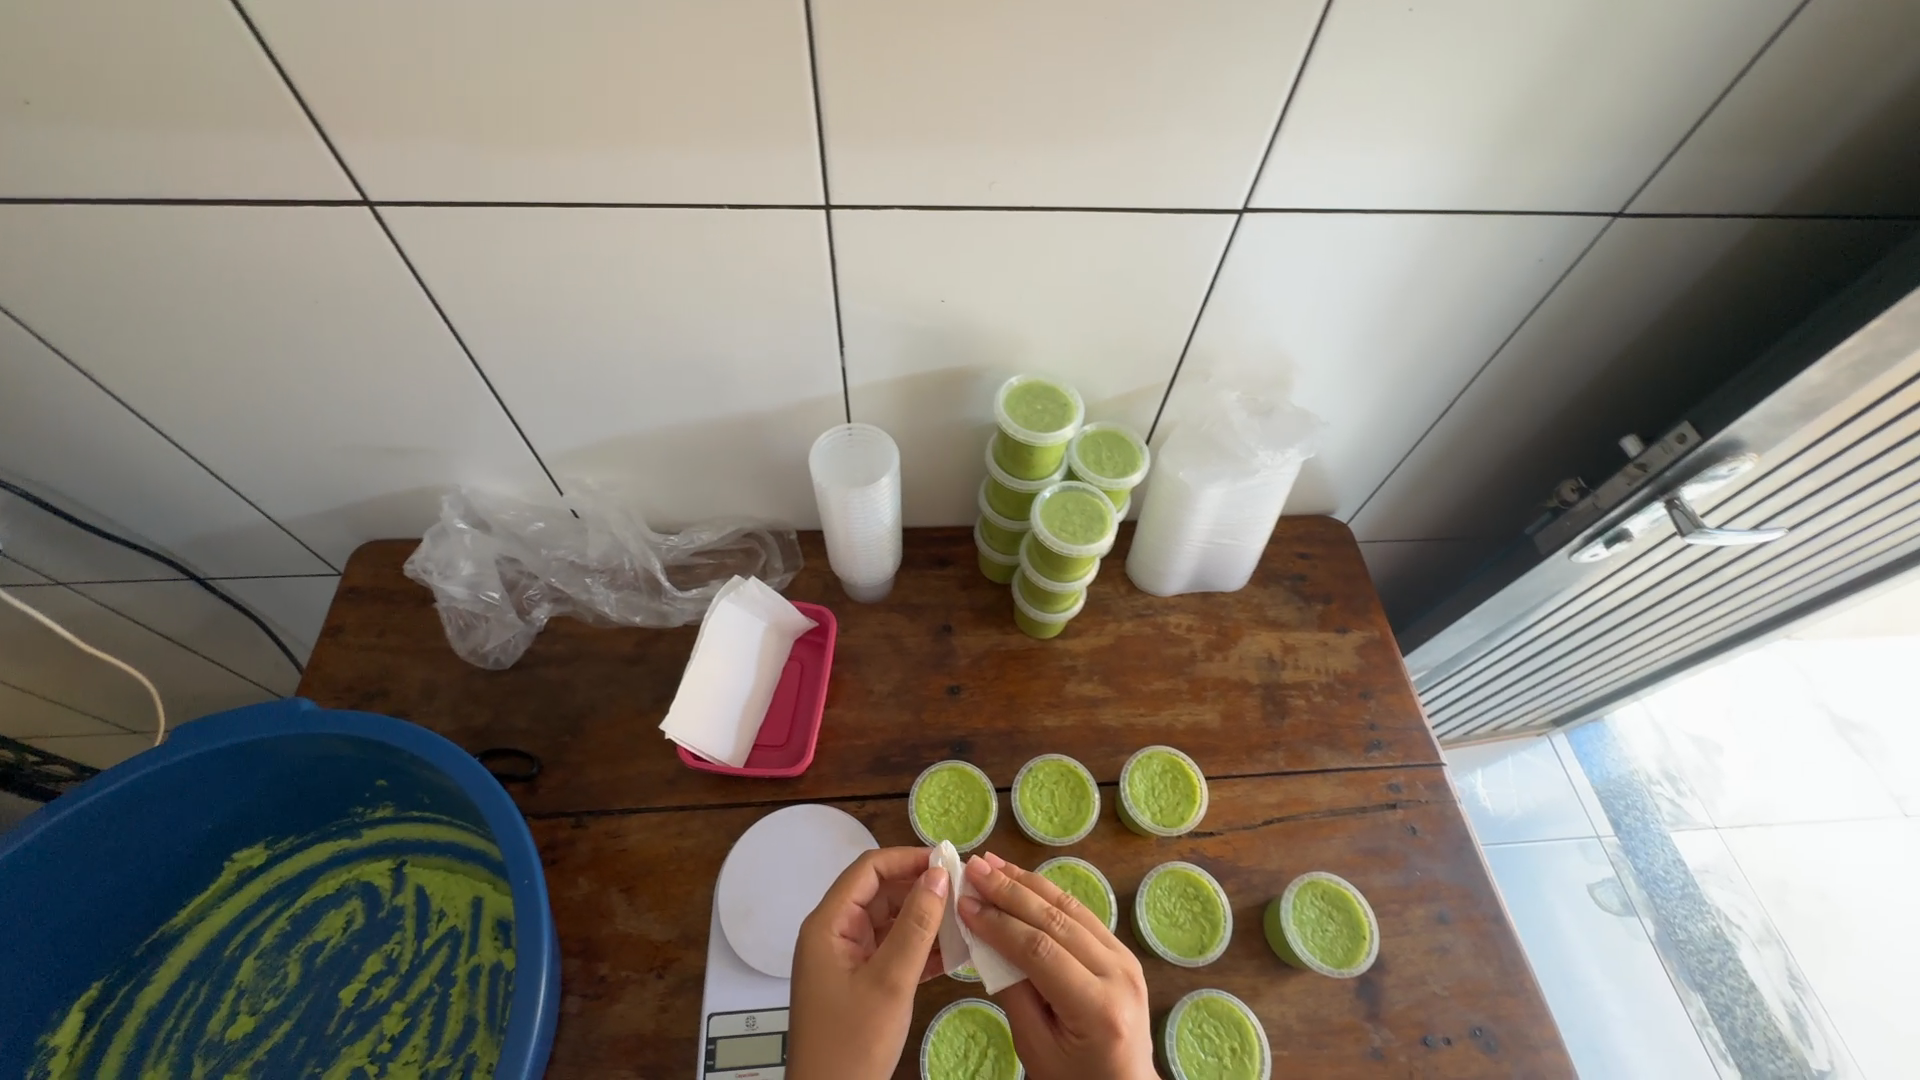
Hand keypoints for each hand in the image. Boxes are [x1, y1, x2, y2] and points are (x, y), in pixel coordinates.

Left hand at [789, 847, 948, 1079]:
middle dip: (921, 889)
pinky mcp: (862, 981)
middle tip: (964, 892)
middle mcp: (835, 933)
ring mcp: (848, 958)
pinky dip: (921, 948)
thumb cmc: (852, 1043)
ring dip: (925, 920)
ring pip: (891, 921)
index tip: (948, 861)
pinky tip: (954, 952)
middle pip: (881, 892)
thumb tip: (939, 874)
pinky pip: (894, 949)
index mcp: (829, 924)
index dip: (907, 859)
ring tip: (965, 918)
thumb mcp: (890, 982)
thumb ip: (916, 926)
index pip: (869, 869)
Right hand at [960, 852, 1157, 1079]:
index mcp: (1098, 1008)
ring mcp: (1126, 958)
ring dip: (1027, 882)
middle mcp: (1119, 974)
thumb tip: (985, 936)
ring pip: (1069, 907)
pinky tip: (1023, 880)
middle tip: (975, 868)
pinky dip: (1047, 893)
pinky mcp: (1123, 950)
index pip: (1040, 950)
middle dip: (1009, 891)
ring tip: (993, 864)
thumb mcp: (1036, 1048)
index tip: (964, 903)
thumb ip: (1013, 991)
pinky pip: (1080, 914)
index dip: (998, 923)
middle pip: (1055, 920)